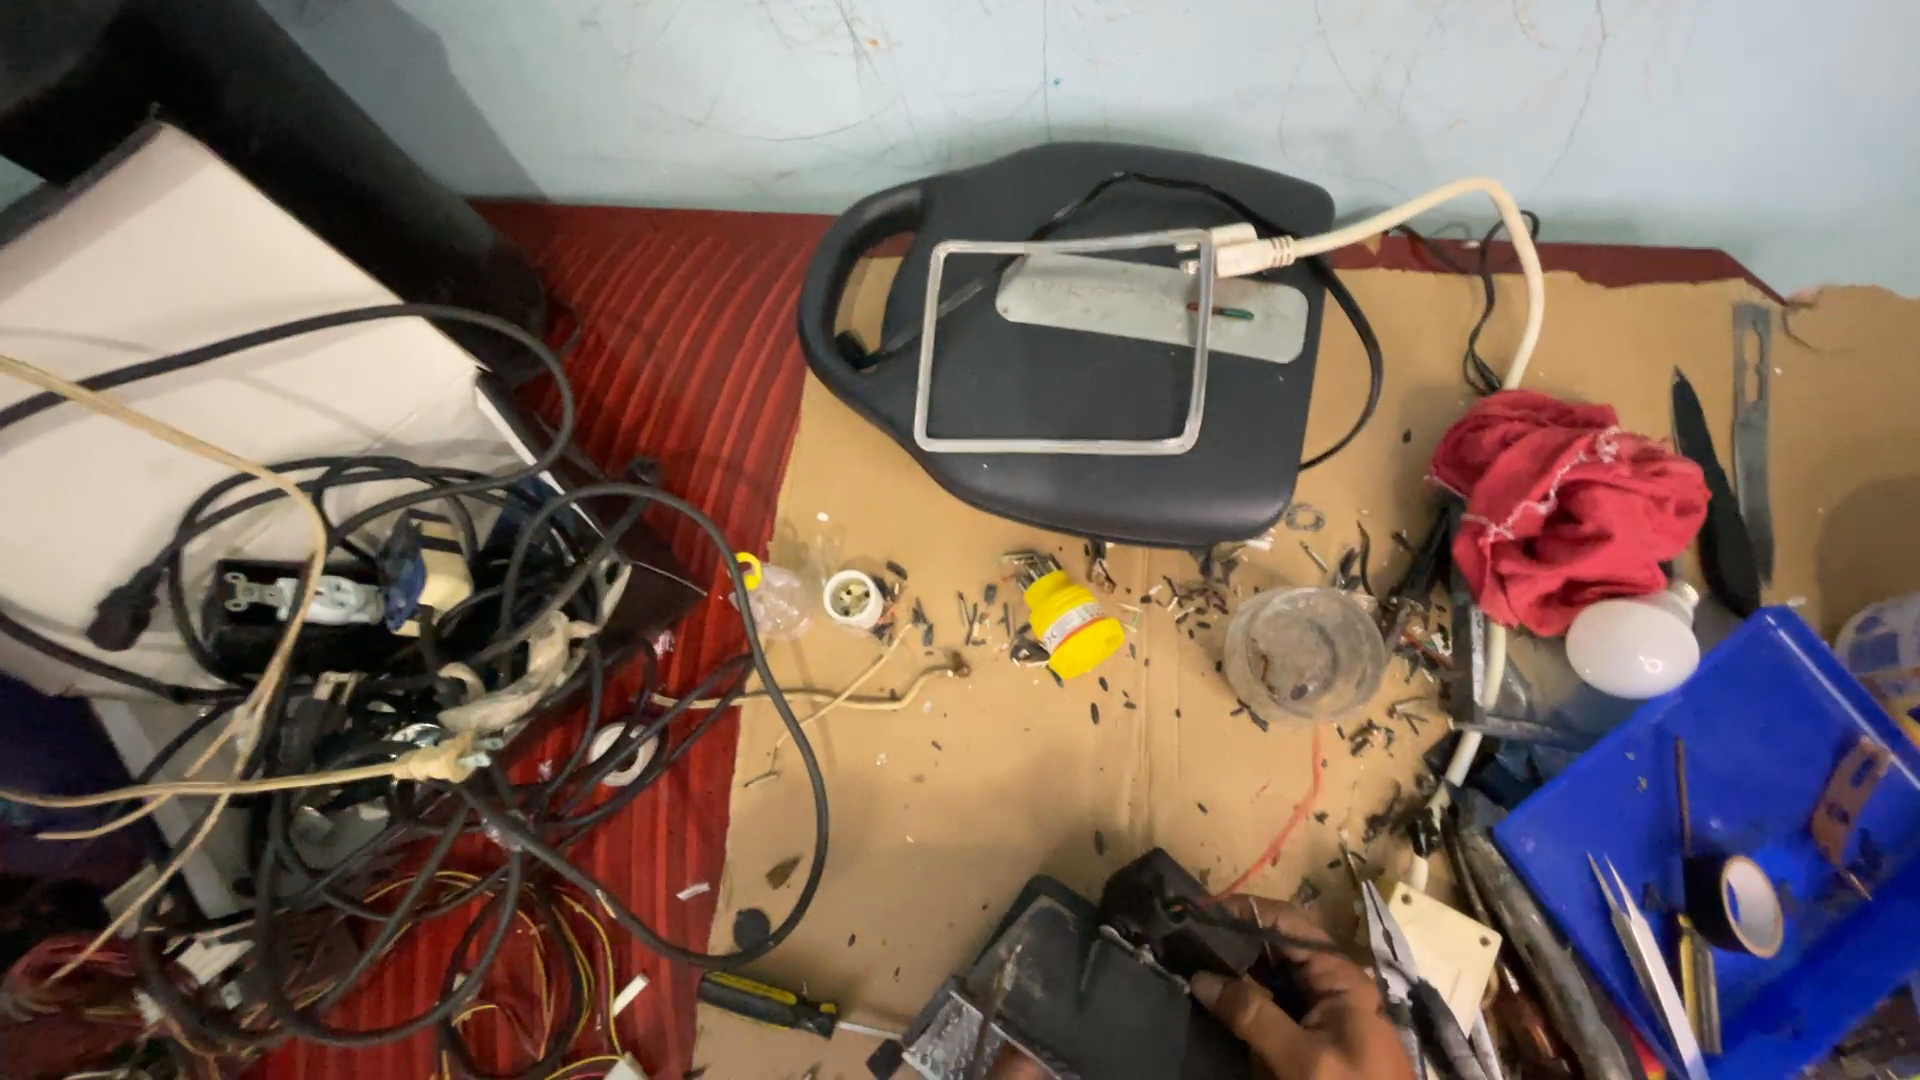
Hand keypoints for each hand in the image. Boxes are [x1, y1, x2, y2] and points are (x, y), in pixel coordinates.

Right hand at [1188, 896, 1414, 1079]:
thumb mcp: (1302, 1061)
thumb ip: (1251, 1014)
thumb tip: (1200, 976)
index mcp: (1339, 975)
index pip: (1284, 920)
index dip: (1241, 911)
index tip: (1196, 915)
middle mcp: (1331, 983)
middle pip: (1273, 945)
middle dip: (1231, 941)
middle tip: (1184, 944)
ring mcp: (1322, 1011)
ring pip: (1269, 976)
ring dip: (1232, 971)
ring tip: (1189, 967)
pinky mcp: (1313, 1038)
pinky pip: (1273, 1006)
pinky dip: (1243, 1000)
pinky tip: (1213, 1003)